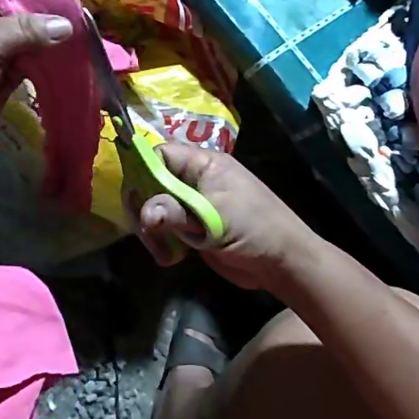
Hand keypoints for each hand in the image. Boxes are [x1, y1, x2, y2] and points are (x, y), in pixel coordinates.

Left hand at [0, 0, 72, 155]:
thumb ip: (24, 30)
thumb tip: (67, 25)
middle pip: (24, 0)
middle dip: (50, 2)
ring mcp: (1, 40)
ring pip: (35, 29)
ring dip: (57, 29)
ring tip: (89, 20)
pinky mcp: (13, 66)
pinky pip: (39, 55)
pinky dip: (55, 53)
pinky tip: (80, 46)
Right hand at [136, 144, 319, 290]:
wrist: (285, 264)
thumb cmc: (255, 229)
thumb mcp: (214, 219)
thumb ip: (176, 212)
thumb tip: (143, 213)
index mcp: (203, 163)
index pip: (159, 155)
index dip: (142, 171)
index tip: (134, 199)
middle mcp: (195, 178)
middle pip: (152, 181)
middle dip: (144, 207)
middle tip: (146, 233)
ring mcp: (194, 202)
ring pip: (155, 206)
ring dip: (152, 229)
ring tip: (162, 253)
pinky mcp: (193, 225)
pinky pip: (166, 225)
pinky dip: (162, 240)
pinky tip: (170, 257)